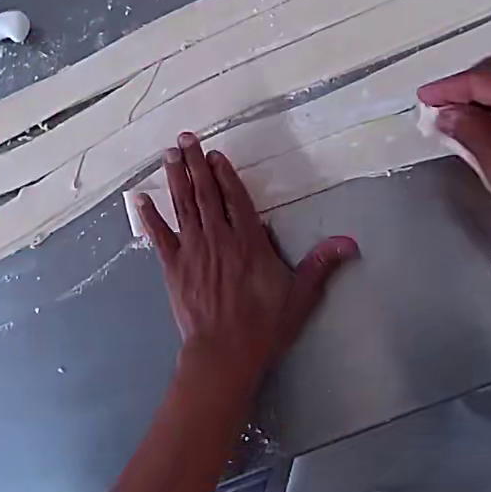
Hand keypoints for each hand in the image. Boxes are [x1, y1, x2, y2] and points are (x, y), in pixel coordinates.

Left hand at [134, 133, 357, 402]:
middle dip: (196, 164)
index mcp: (249, 241)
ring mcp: (193, 251)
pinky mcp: (173, 268)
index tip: (215, 154)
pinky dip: (150, 217)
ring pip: (184, 207)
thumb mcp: (301, 295)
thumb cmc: (264, 325)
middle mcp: (219, 238)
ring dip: (176, 179)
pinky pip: (159, 236)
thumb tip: (350, 242)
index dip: (225, 174)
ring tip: (170, 154)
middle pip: (207, 194)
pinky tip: (140, 198)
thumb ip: (321, 264)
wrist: (224, 353)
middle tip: (186, 138)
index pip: (236, 198)